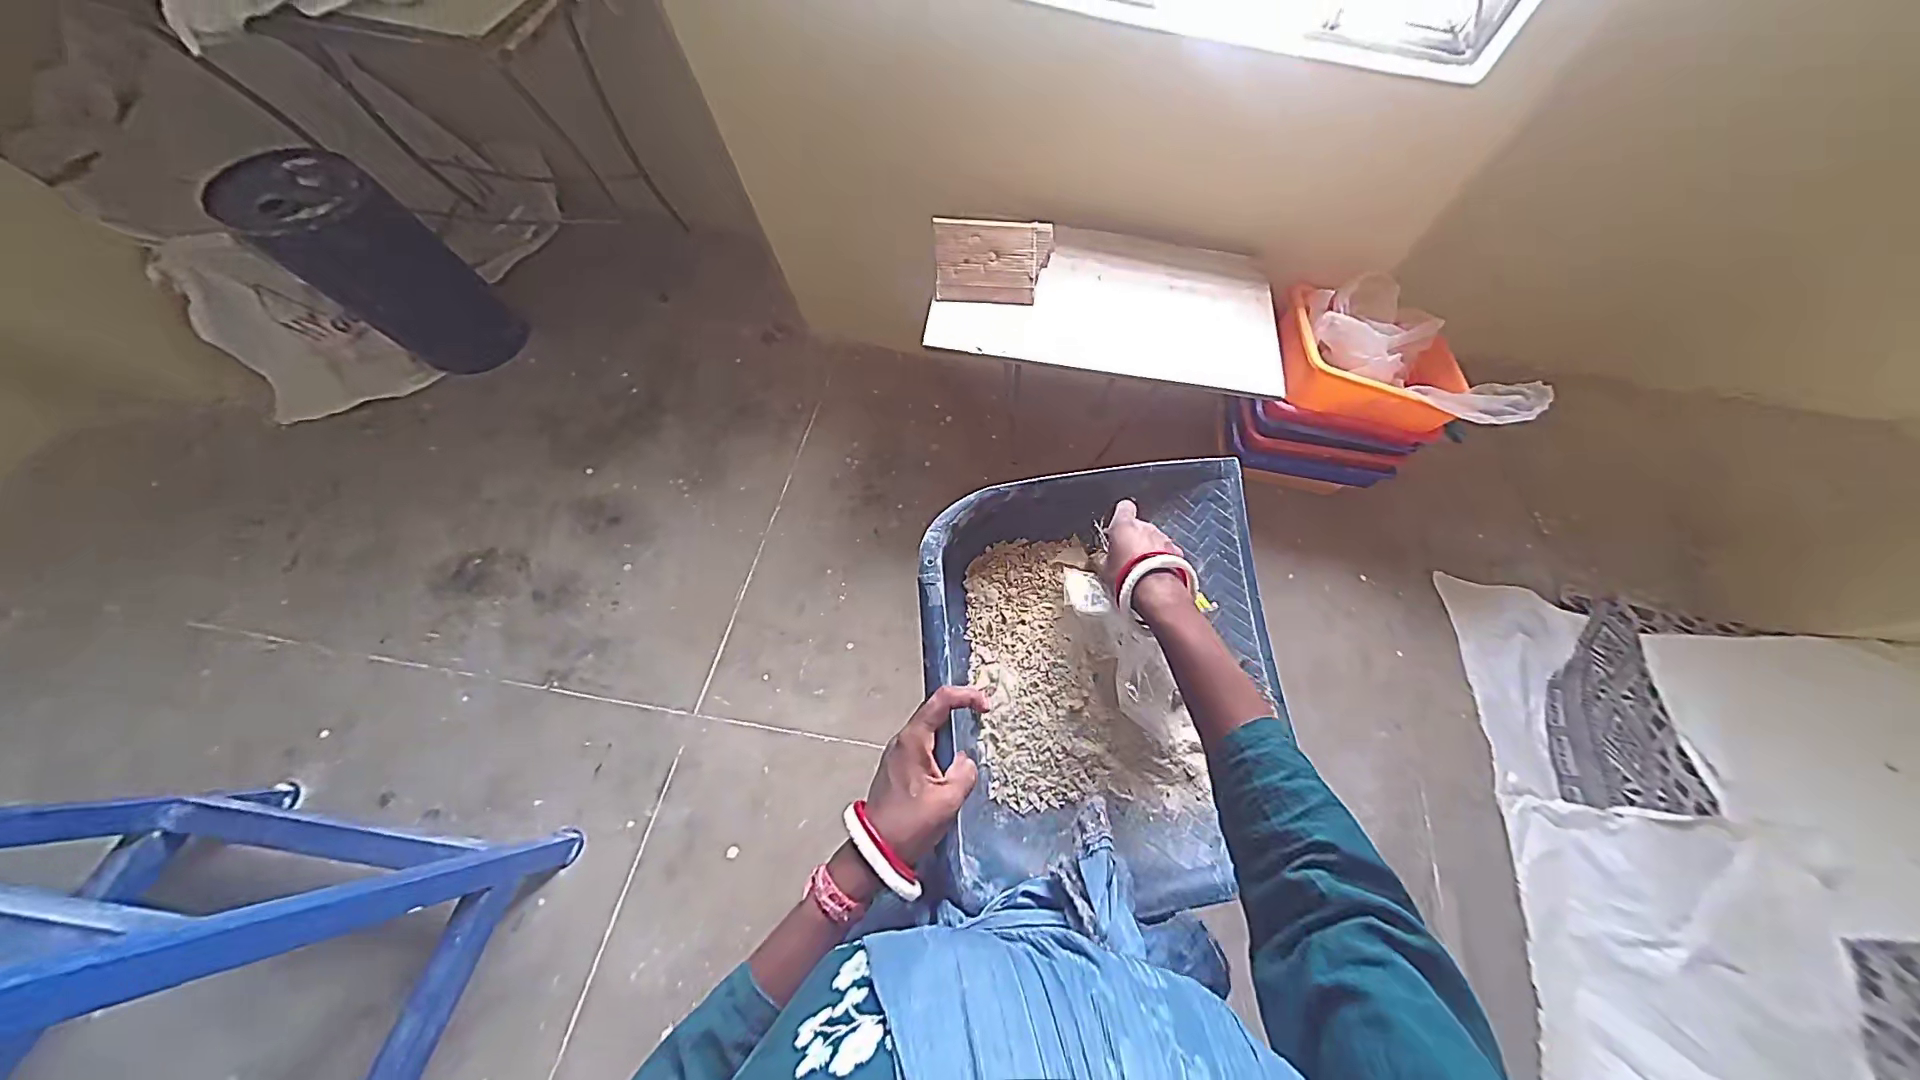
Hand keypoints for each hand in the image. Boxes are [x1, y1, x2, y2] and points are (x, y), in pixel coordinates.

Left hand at [860, 685, 985, 867]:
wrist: (877, 850)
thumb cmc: (911, 823)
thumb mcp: (947, 800)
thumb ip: (964, 772)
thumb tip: (966, 760)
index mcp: (912, 740)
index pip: (941, 701)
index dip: (966, 695)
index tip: (986, 705)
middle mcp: (903, 740)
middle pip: (934, 711)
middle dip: (960, 708)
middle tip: (984, 714)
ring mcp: (898, 753)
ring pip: (930, 730)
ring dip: (952, 729)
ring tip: (975, 735)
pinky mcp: (899, 767)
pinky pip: (925, 746)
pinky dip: (943, 745)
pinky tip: (956, 759)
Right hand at [1103, 499, 1190, 621]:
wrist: (1155, 590)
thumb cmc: (1126, 576)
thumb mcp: (1105, 569)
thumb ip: (1105, 557)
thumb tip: (1103, 558)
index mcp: (1124, 525)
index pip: (1124, 507)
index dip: (1120, 515)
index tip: (1116, 527)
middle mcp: (1146, 527)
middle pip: (1139, 526)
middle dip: (1134, 539)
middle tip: (1126, 558)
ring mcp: (1163, 538)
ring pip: (1154, 539)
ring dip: (1149, 550)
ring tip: (1142, 570)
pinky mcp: (1177, 552)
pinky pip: (1167, 551)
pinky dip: (1162, 559)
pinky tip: (1156, 573)